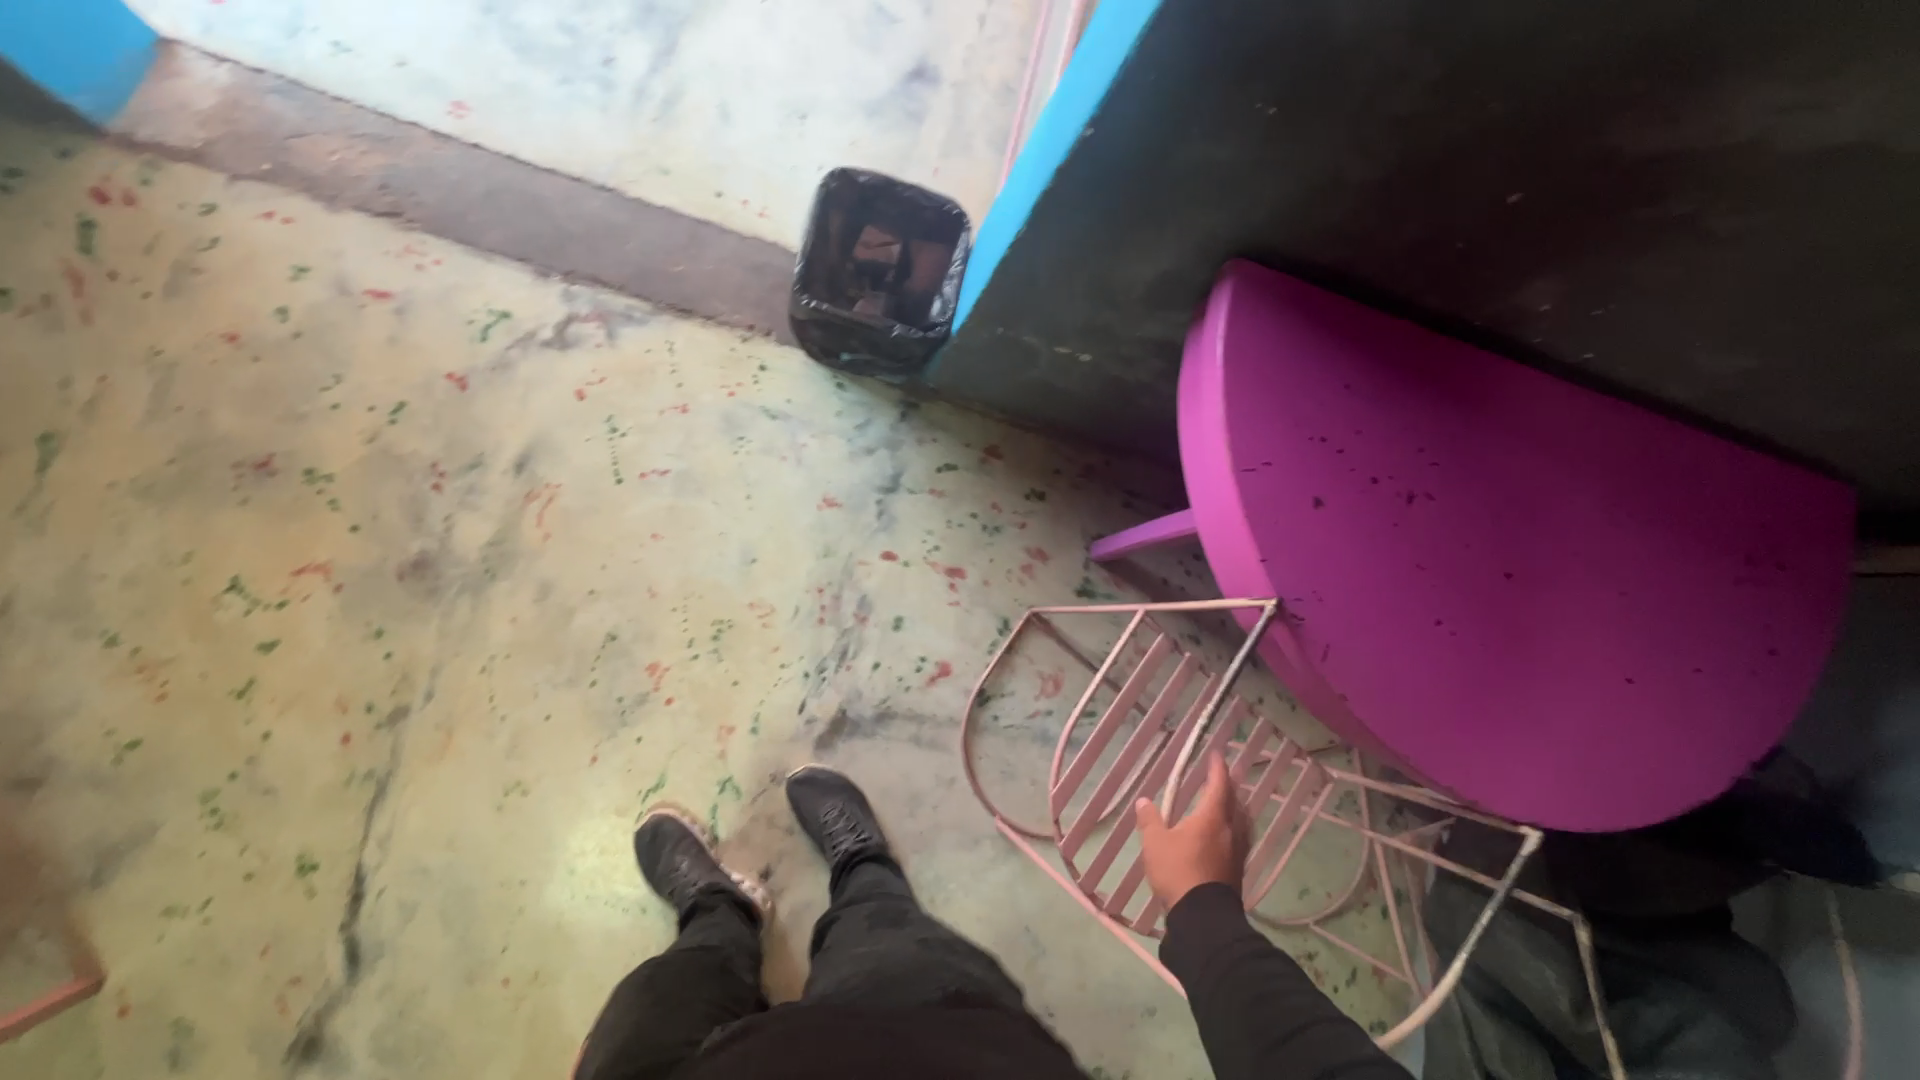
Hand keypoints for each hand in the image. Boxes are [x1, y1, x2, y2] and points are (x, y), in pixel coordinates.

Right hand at [1135, 752, 1250, 909]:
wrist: (1203, 916)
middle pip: (1235, 801)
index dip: (1217, 768)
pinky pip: (1241, 837)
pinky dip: (1235, 826)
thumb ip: (1150, 820)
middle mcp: (1231, 829)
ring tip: (1228, 802)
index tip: (1215, 754)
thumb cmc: (1178, 871)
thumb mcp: (1155, 844)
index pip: (1218, 785)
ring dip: (1235, 806)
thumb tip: (1144, 801)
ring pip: (1241, 820)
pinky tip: (1228, 834)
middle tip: (1223, 775)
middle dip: (1229, 785)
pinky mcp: (1238, 868)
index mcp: (1212, 817)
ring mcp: (1238, 850)